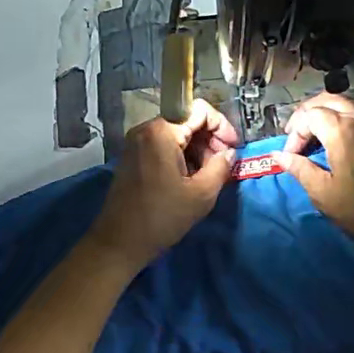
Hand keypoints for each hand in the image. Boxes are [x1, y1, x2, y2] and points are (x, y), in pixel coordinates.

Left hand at [86, 99, 239, 267]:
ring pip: (177, 135)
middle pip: (188, 121)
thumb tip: (229, 153)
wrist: (120, 242)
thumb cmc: (162, 217)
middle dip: (210, 140)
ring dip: (197, 150)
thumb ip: (221, 167)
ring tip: (209, 176)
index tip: (233, 150)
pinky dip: (181, 157)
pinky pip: (164, 147)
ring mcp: (136, 143)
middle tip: (223, 166)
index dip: (222, 127)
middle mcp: (146, 130)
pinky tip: (191, 179)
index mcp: (162, 132)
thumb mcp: (201, 194)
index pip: (200, 110)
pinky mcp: (133, 157)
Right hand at [273, 94, 353, 253]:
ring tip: (314, 135)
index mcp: (342, 131)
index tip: (291, 156)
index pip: (310, 115)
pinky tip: (337, 141)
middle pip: (329, 100)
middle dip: (307, 113)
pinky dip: (342, 119)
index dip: (295, 132)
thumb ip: (299, 168)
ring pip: (347, 104)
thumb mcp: (322, 192)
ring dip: (326, 113)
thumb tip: (279, 155)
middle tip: (296, 134)